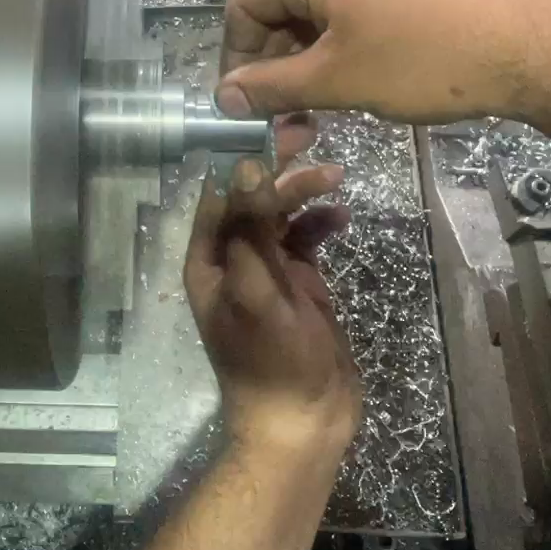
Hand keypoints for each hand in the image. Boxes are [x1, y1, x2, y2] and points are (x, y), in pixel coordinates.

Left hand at [183, 120, 361, 458]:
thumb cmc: (271, 360)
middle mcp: (232, 257)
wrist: (303, 424)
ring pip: (280, 214)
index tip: (272, 125)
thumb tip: (245, 166)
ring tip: (334, 173)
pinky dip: (320, 223)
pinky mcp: (298, 283)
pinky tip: (341, 214)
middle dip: (278, 166)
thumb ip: (249, 229)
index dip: (242, 157)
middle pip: (252, 197)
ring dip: (303, 191)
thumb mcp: (256, 290)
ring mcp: (266, 269)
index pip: (219, 192)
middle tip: (310, 133)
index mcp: (209, 258)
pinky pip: (305, 239)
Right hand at [215, 0, 550, 124]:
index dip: (234, 52)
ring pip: (323, 8)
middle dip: (273, 58)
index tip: (244, 100)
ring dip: (309, 55)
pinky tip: (365, 77)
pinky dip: (345, 43)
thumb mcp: (337, 80)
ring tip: (324, 101)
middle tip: (284, 109)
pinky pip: (361, 6)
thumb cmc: (423, 59)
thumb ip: (272, 88)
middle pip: (283, 1)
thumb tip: (223, 97)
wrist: (536, 43)